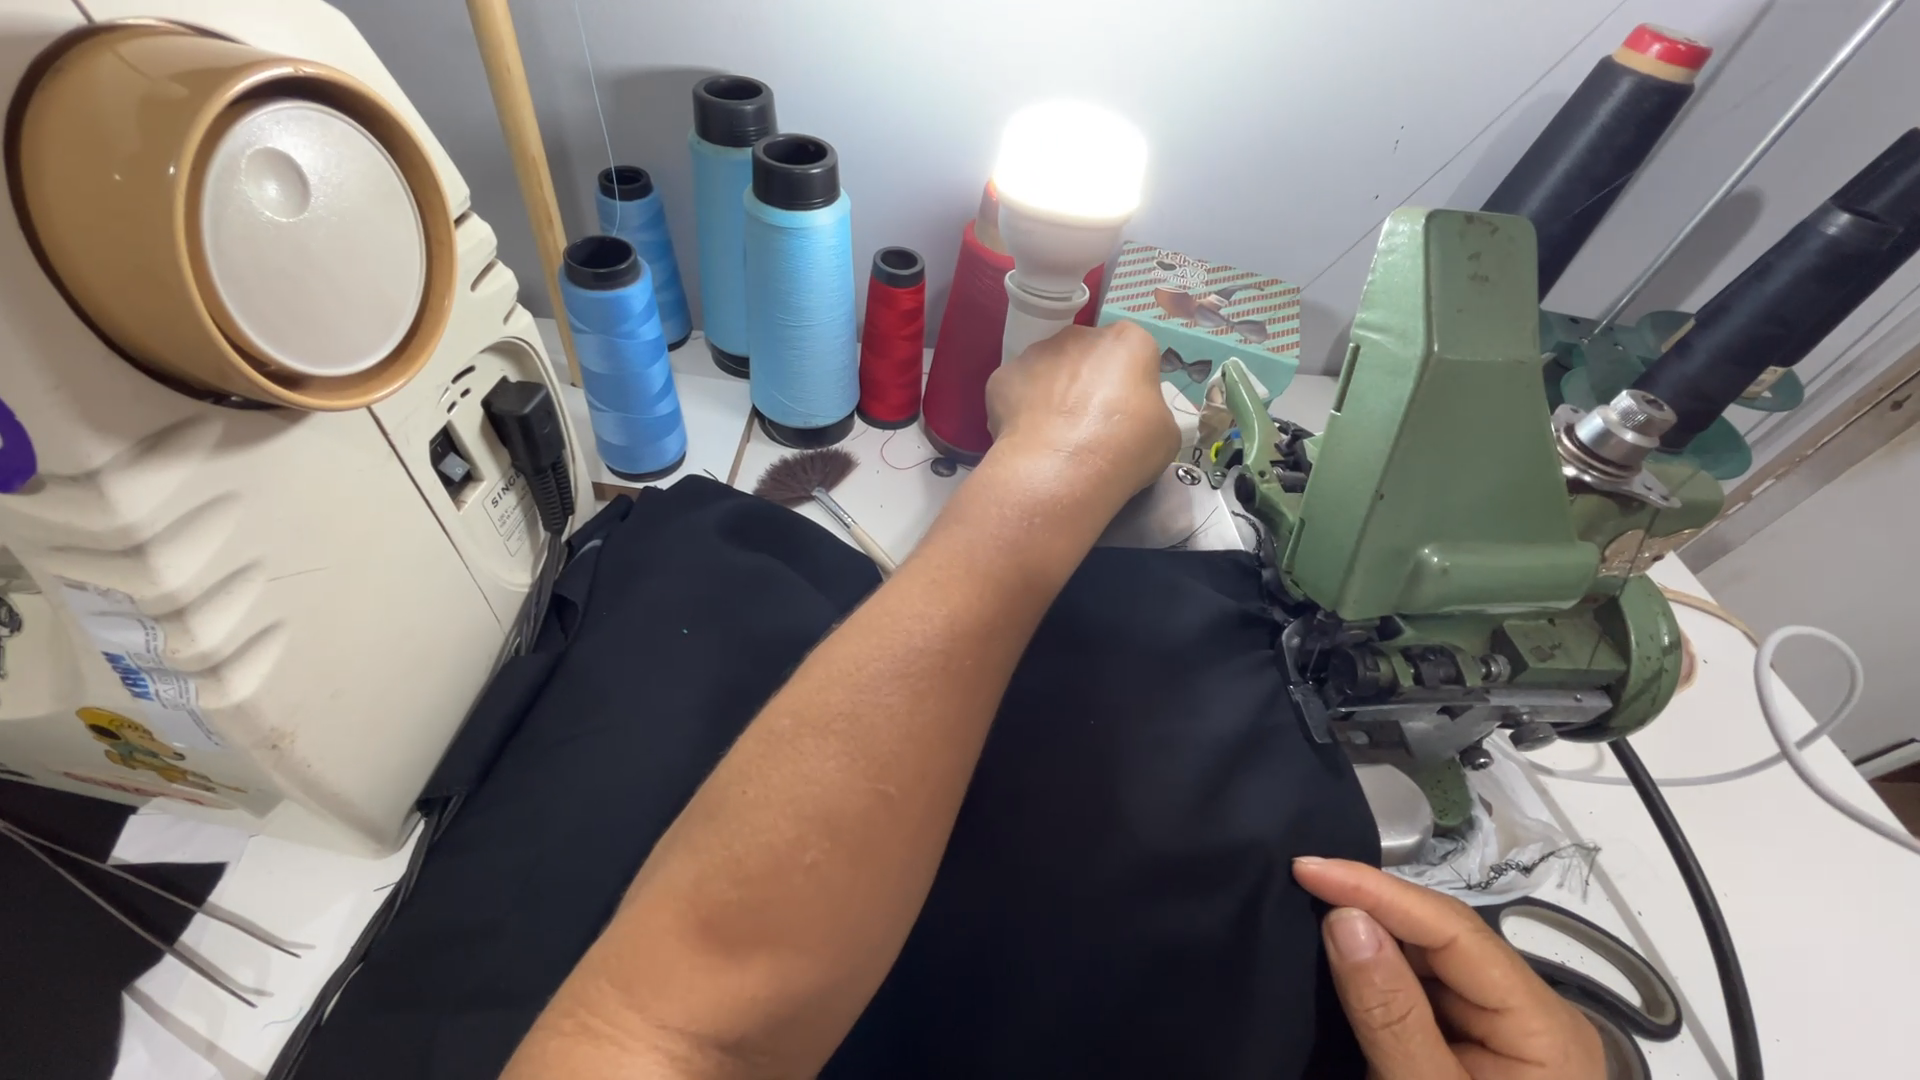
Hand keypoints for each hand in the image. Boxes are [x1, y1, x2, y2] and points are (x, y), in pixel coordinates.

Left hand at [985, 321, 1178, 510]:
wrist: (1061, 469)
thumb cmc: (1125, 448)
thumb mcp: (1165, 432)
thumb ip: (1149, 410)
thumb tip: (1132, 418)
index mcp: (1127, 340)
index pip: (1133, 355)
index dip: (1130, 386)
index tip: (1126, 415)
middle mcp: (1079, 335)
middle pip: (1086, 357)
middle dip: (1087, 385)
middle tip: (1089, 428)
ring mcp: (1036, 353)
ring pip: (1047, 370)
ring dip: (1052, 395)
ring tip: (1054, 438)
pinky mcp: (1002, 376)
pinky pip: (1015, 391)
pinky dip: (1019, 411)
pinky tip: (1027, 440)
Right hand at [1293, 858, 1606, 1079]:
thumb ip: (1390, 1012)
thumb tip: (1344, 915)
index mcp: (1543, 1027)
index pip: (1453, 930)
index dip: (1377, 889)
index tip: (1307, 867)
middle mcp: (1528, 1012)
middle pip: (1441, 934)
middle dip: (1370, 903)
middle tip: (1299, 878)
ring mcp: (1500, 1026)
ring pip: (1425, 954)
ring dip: (1368, 929)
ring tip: (1309, 901)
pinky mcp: (1470, 1040)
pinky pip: (1418, 983)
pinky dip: (1374, 963)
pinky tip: (1339, 946)